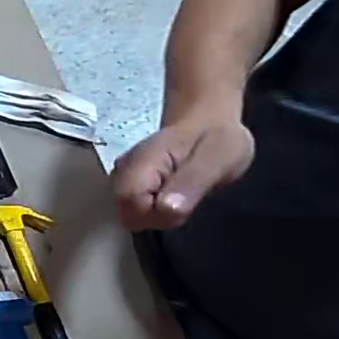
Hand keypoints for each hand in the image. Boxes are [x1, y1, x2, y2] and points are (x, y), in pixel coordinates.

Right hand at [112, 114, 253, 230]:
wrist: (205, 122)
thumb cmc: (216, 139)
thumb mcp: (218, 159)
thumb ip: (191, 182)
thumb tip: (167, 209)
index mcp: (143, 163)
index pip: (130, 203)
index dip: (157, 213)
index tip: (183, 203)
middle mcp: (122, 173)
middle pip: (126, 213)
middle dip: (157, 216)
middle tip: (185, 198)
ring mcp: (121, 180)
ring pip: (129, 215)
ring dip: (155, 214)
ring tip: (180, 194)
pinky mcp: (126, 186)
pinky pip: (133, 210)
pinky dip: (152, 210)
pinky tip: (169, 194)